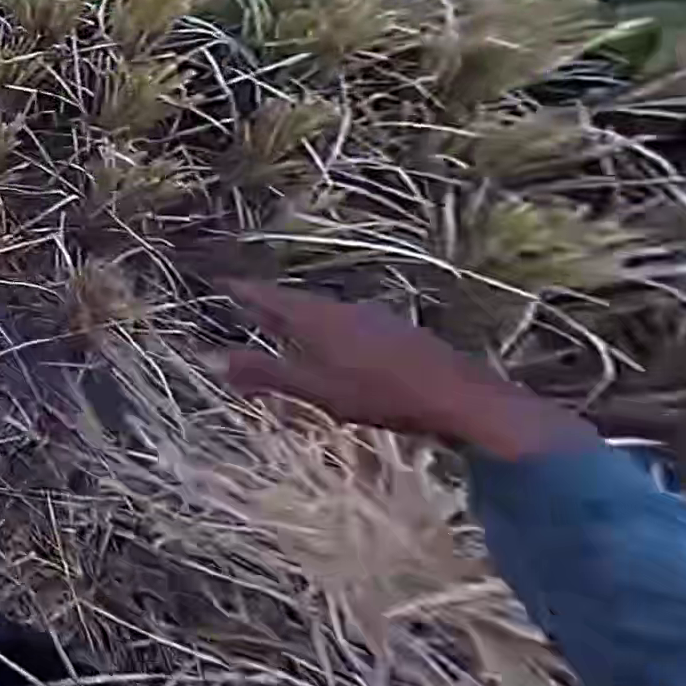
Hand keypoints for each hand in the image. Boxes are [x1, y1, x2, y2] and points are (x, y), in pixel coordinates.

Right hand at [219, 280, 594, 459]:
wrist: (472, 402)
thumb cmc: (381, 395)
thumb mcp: (314, 389)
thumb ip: (264, 374)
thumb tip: (213, 360)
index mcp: (315, 317)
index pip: (267, 296)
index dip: (242, 290)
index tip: (222, 283)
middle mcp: (341, 309)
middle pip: (295, 301)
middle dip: (269, 303)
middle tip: (248, 304)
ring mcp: (374, 318)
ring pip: (323, 311)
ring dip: (300, 316)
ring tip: (287, 326)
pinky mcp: (399, 332)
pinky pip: (348, 321)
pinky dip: (328, 327)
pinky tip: (336, 345)